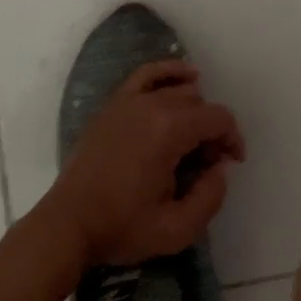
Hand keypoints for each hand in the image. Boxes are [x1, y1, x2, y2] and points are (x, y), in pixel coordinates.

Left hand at [40, 60, 245, 268]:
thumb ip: (211, 198)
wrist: (68, 224)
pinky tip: (185, 76)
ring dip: (193, 108)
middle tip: (205, 164)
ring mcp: (129, 100)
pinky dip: (170, 71)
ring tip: (192, 137)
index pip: (217, 118)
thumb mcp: (176, 230)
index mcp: (168, 131)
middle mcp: (151, 105)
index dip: (232, 139)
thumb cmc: (121, 227)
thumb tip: (221, 168)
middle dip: (210, 130)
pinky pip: (148, 74)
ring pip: (177, 89)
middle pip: (198, 104)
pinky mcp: (113, 104)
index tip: (231, 164)